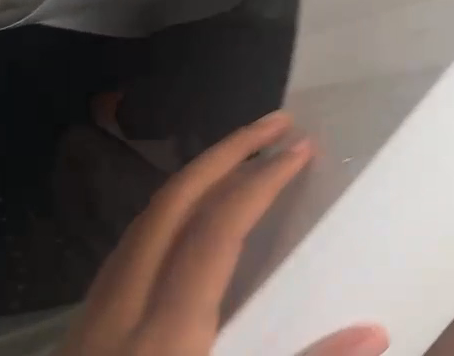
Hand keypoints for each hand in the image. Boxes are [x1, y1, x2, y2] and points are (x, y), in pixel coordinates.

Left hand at [57, 111, 388, 355]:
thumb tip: (376, 331)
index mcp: (164, 338)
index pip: (215, 231)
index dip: (260, 181)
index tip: (302, 147)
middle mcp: (117, 322)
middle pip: (166, 210)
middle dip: (223, 154)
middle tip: (276, 122)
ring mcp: (87, 336)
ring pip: (137, 231)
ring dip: (193, 182)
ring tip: (242, 158)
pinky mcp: (76, 350)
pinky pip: (124, 259)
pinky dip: (166, 221)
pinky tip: (189, 230)